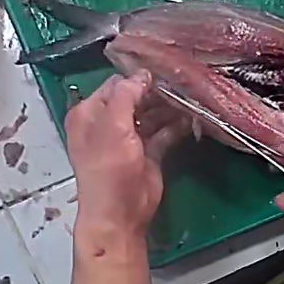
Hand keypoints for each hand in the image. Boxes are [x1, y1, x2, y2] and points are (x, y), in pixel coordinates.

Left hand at [66, 73, 184, 241]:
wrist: (120, 212)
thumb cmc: (109, 168)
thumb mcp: (113, 126)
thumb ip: (126, 95)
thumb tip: (142, 75)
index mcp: (90, 114)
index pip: (116, 85)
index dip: (138, 78)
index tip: (164, 70)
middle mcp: (108, 123)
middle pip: (136, 99)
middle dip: (158, 92)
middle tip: (183, 83)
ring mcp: (130, 139)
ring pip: (152, 115)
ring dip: (170, 108)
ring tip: (192, 97)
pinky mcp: (148, 154)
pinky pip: (164, 134)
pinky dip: (176, 126)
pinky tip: (192, 117)